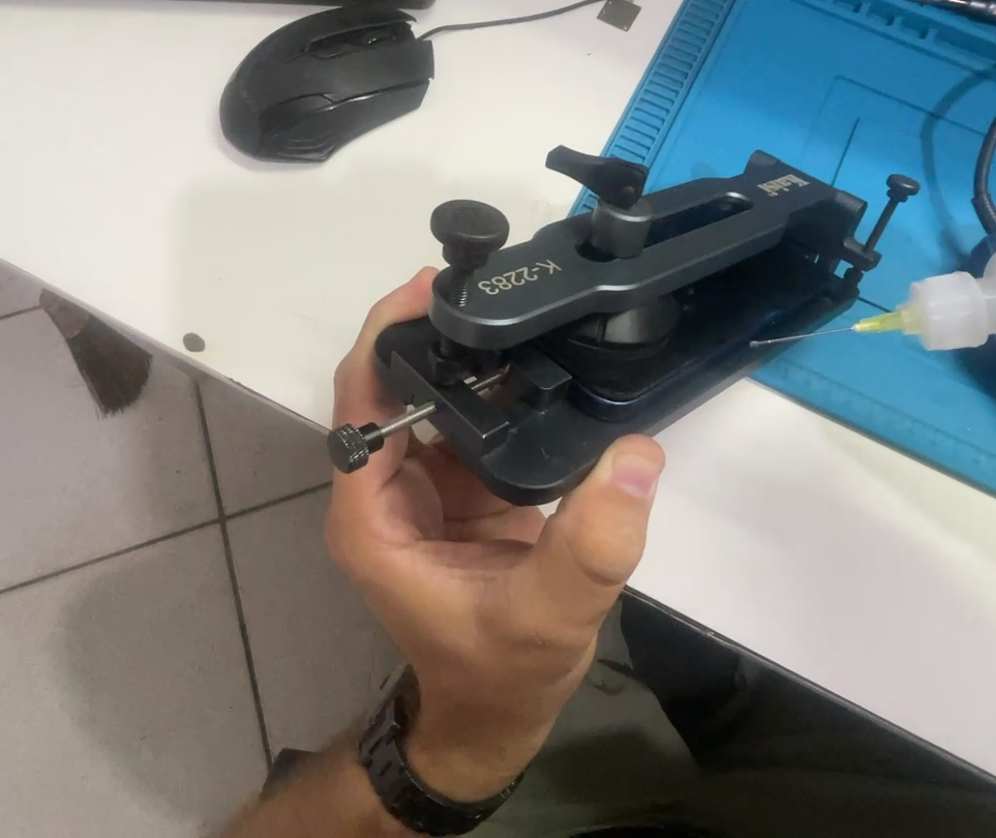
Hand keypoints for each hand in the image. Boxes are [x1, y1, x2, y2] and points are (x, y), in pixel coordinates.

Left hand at [327, 269, 666, 800]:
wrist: (498, 712)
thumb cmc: (501, 675)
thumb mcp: (547, 615)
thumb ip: (591, 544)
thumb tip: (635, 455)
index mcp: (373, 517)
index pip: (359, 405)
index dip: (383, 338)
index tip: (430, 289)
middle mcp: (383, 491)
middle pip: (386, 387)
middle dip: (424, 331)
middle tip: (483, 283)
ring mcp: (420, 487)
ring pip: (427, 397)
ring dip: (461, 354)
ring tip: (513, 308)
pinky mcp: (455, 488)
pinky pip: (465, 420)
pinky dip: (492, 388)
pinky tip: (532, 362)